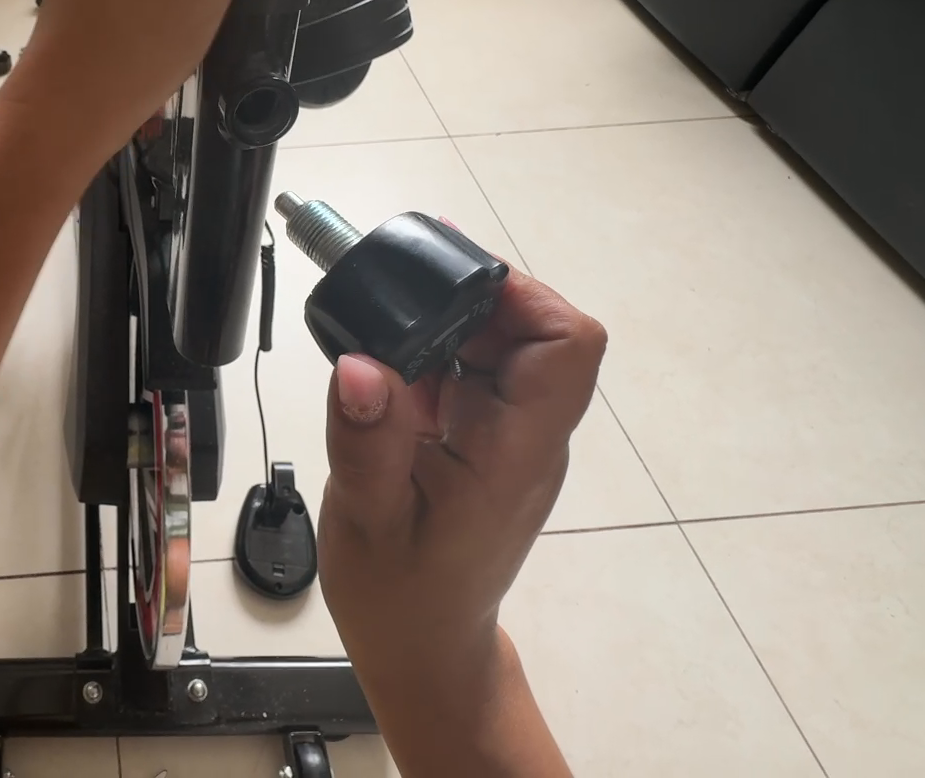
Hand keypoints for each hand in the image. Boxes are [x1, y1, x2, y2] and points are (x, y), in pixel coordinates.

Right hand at [317, 268, 605, 697]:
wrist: (422, 644)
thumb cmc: (398, 595)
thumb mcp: (367, 519)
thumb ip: (367, 441)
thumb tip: (359, 361)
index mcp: (512, 451)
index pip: (565, 346)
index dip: (519, 295)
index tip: (445, 279)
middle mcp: (524, 434)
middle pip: (532, 334)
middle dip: (467, 296)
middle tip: (390, 282)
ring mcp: (505, 437)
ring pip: (498, 348)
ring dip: (443, 321)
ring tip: (377, 311)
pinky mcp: (481, 440)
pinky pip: (469, 373)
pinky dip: (428, 350)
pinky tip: (383, 359)